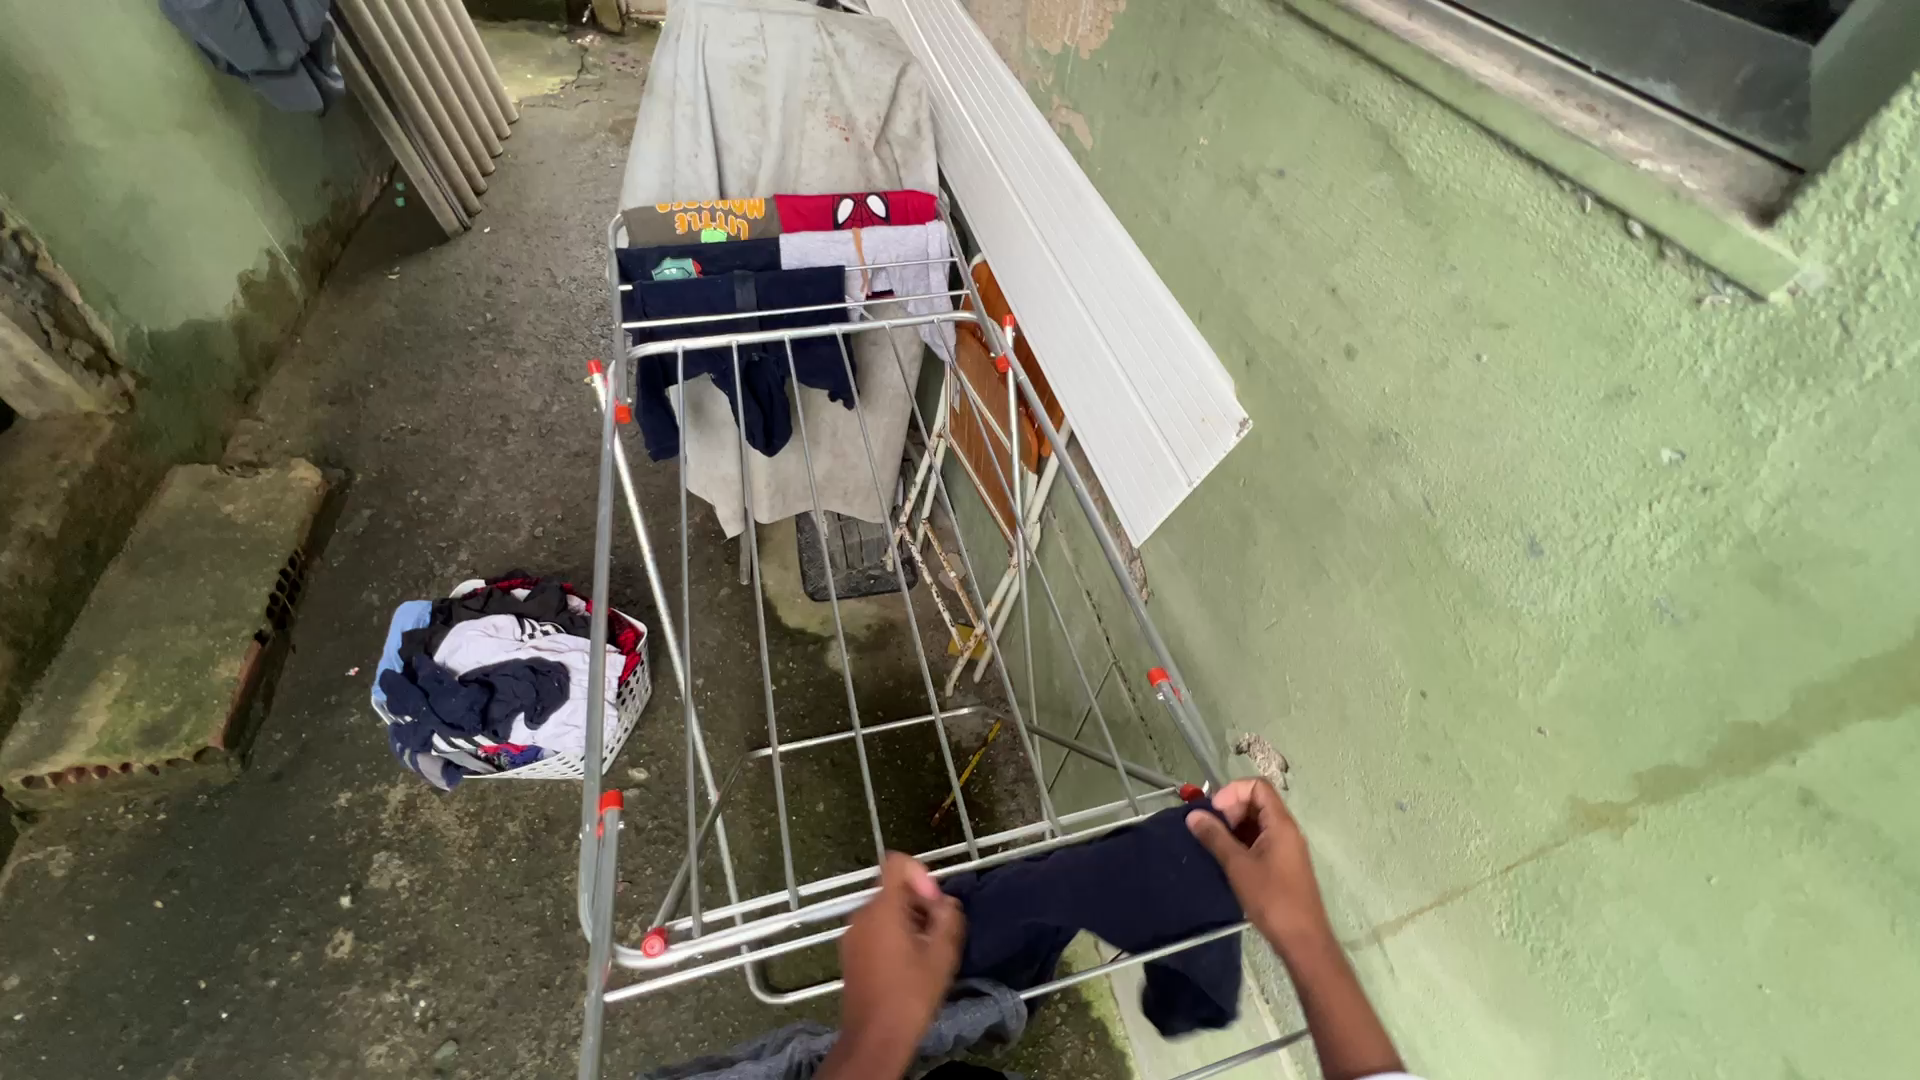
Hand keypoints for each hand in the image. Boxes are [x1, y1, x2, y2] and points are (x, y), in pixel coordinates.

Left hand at [823, 853, 964, 1077]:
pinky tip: (907, 964)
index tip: (933, 902)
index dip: (920, 873)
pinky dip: (892, 934)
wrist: (874, 1039)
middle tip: (936, 931)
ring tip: (925, 952)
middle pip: (893, 887)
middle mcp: (861, 913)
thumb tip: (946, 903)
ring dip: (907, 920)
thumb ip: (949, 918)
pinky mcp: (849, 952)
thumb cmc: (910, 995)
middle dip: (919, 902)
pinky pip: (874, 927)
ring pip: (884, 909)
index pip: (897, 862)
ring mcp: (852, 933)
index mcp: (882, 907)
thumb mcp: (942, 955)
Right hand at [1186, 777, 1331, 955]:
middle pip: (1257, 802)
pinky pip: (1260, 839)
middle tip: (1210, 828)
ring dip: (1233, 826)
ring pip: (1257, 822)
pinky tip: (1226, 858)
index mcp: (1281, 824)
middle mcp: (1286, 830)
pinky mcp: (1282, 864)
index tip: (1214, 811)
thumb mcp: (1238, 866)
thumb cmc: (1272, 899)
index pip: (1258, 786)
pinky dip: (1241, 841)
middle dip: (1230, 809)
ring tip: (1214, 843)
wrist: (1303, 941)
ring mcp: (1286, 848)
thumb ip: (1215, 837)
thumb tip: (1193, 815)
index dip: (1233, 791)